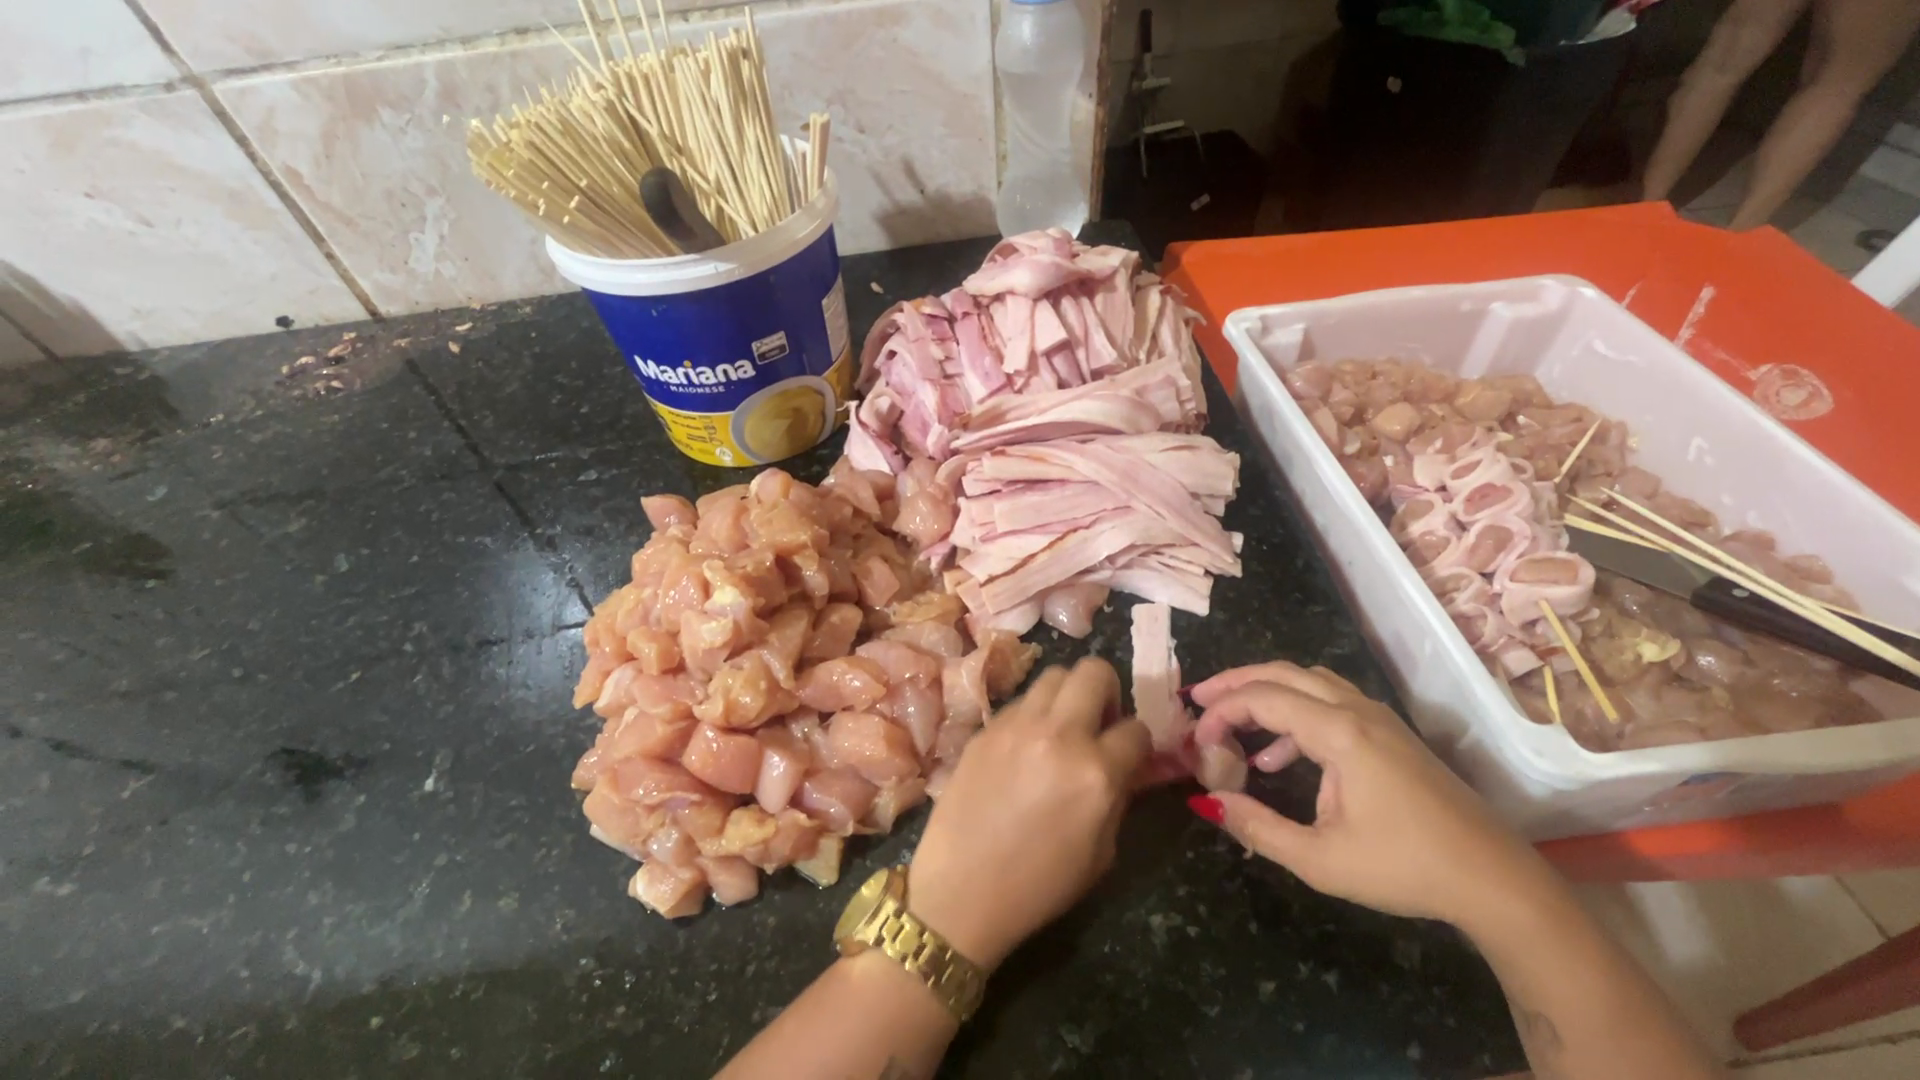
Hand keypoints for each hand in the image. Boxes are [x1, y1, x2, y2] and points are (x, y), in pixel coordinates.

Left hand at [907, 658, 1150, 969]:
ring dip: (1068, 695)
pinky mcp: (985, 729)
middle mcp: (1059, 735)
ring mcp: (1016, 726)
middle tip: (1099, 721)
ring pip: (1054, 674)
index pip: (1137, 728)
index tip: (1129, 754)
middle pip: (1095, 672)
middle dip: (1108, 691)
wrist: (961, 892)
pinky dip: (1033, 714)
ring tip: (1062, 727)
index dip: (1138, 743)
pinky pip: (1021, 701)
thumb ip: (1119, 797)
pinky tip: (1026, 746)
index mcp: (1097, 772)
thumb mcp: (1102, 853)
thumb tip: (1127, 766)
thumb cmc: (1039, 886)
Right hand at [1187, 662, 1547, 928]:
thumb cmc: (1405, 868)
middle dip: (1235, 683)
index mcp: (1340, 733)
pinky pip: (1330, 703)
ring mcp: (1379, 720)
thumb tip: (1207, 802)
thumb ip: (1257, 827)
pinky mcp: (1391, 735)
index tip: (1197, 743)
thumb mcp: (1319, 860)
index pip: (1263, 698)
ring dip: (1266, 692)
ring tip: (1230, 720)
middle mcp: (1358, 712)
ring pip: (1309, 682)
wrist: (1493, 879)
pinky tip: (1278, 758)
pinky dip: (1294, 713)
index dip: (1221, 712)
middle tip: (1198, 701)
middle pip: (1284, 673)